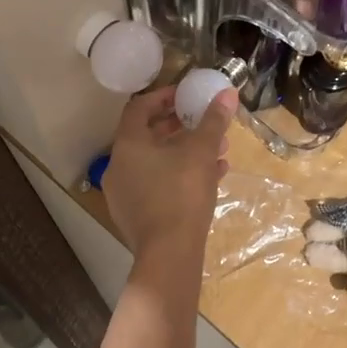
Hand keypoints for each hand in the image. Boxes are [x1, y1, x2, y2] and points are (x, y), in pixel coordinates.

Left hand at [104, 85, 234, 261]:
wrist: (169, 255)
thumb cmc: (182, 192)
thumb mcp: (202, 151)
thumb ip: (213, 120)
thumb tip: (228, 92)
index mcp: (128, 145)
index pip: (139, 108)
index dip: (162, 97)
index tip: (184, 96)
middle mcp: (119, 166)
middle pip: (147, 135)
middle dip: (177, 126)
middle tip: (200, 121)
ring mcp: (124, 194)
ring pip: (155, 162)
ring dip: (183, 152)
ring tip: (215, 151)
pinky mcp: (135, 216)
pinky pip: (156, 184)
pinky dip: (179, 175)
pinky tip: (211, 177)